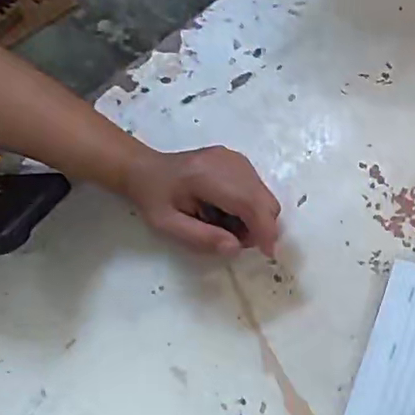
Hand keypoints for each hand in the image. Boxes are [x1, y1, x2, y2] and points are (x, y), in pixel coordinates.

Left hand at [126, 145, 282, 257]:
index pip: (250, 203)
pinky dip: (252, 209)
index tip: (267, 253)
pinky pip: (259, 192)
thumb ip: (201, 238)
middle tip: (233, 240)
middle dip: (261, 228)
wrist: (147, 169)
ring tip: (225, 225)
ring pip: (266, 198)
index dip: (264, 230)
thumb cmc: (154, 198)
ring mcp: (237, 160)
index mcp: (208, 176)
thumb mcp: (168, 225)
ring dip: (256, 220)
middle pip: (266, 201)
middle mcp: (229, 163)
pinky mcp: (240, 162)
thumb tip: (236, 248)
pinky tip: (227, 212)